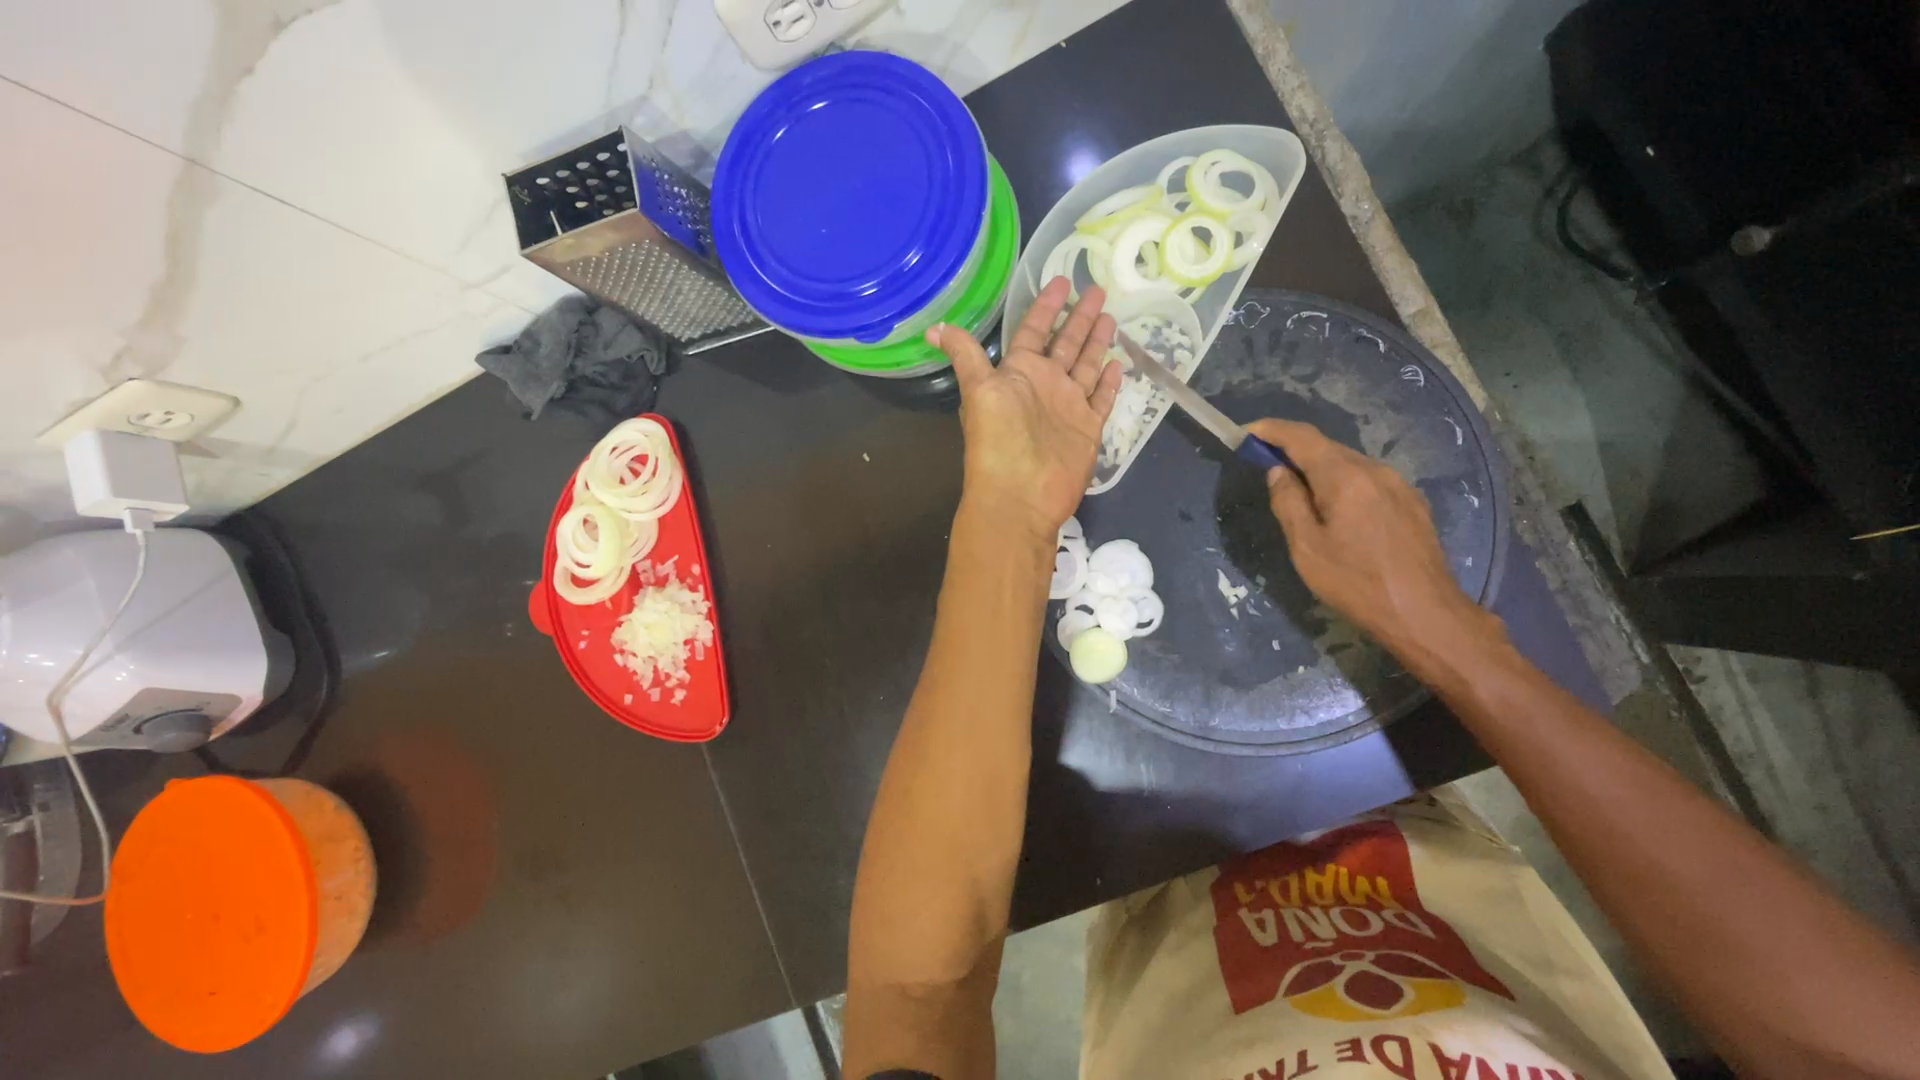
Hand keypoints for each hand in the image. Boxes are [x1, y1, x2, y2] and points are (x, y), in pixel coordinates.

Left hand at [929, 277, 1122, 546]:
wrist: (1019, 495)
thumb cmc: (998, 440)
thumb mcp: (979, 389)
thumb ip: (966, 355)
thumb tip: (933, 328)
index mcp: (1017, 373)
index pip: (1034, 330)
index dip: (1047, 306)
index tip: (1062, 280)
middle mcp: (1044, 386)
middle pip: (1065, 344)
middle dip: (1079, 318)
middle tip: (1098, 288)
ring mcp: (1067, 407)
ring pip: (1085, 366)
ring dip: (1096, 342)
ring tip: (1111, 315)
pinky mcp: (1087, 429)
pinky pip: (1101, 399)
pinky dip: (1108, 383)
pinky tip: (1118, 363)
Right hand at [1250, 418, 1505, 669]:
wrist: (1424, 612)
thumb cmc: (1356, 582)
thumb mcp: (1307, 547)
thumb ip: (1288, 503)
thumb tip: (1278, 472)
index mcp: (1345, 477)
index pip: (1302, 437)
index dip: (1273, 430)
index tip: (1248, 433)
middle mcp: (1375, 470)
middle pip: (1328, 449)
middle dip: (1296, 451)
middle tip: (1268, 466)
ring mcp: (1399, 486)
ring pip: (1351, 465)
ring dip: (1322, 470)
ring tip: (1302, 492)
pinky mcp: (1412, 504)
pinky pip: (1370, 482)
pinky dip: (1346, 484)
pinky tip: (1340, 511)